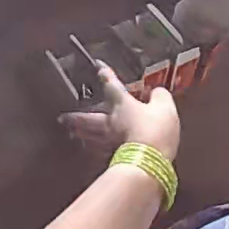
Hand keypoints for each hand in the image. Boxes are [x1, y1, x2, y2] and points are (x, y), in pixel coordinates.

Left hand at [59, 63, 181, 161]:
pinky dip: (94, 151)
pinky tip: (92, 152)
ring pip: (90, 136)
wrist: (148, 162)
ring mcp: (109, 142)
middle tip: (63, 117)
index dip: (105, 74)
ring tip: (71, 133)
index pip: (111, 85)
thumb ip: (160, 97)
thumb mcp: (165, 108)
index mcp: (121, 104)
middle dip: (76, 116)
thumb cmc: (155, 131)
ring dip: (80, 133)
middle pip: (88, 117)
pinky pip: (100, 152)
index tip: (98, 66)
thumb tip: (158, 92)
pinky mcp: (113, 159)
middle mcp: (110, 122)